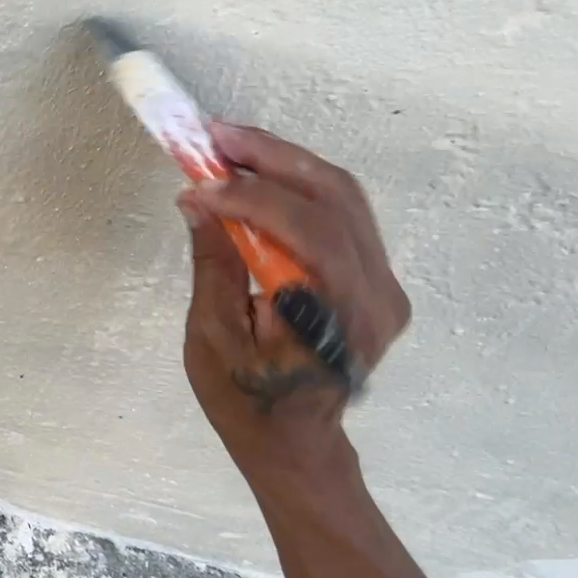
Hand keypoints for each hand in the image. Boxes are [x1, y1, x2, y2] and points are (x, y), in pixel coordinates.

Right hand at [178, 124, 410, 479]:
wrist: (294, 442)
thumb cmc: (243, 400)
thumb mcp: (211, 337)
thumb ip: (213, 265)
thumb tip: (200, 205)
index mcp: (338, 312)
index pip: (305, 228)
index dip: (248, 196)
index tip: (195, 183)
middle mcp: (377, 291)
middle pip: (335, 196)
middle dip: (270, 157)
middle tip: (212, 136)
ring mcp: (383, 283)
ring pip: (343, 197)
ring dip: (283, 163)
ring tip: (227, 146)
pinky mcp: (372, 279)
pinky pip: (339, 215)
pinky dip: (294, 187)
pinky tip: (254, 177)